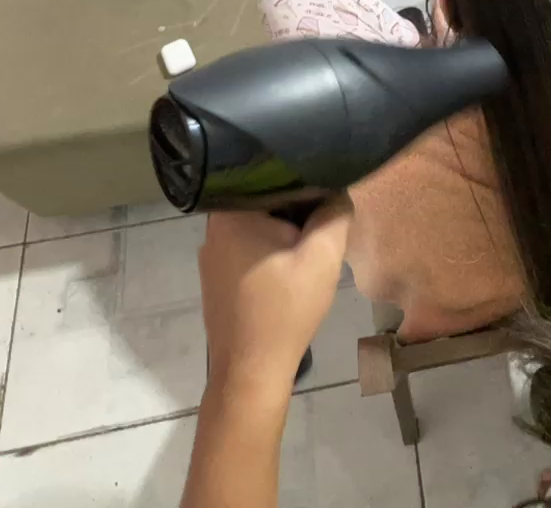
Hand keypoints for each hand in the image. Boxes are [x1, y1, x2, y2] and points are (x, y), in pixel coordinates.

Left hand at [197, 197, 352, 389]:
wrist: (250, 374)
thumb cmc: (285, 310)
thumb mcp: (323, 256)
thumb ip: (336, 212)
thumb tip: (338, 191)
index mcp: (232, 211)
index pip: (275, 175)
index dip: (308, 182)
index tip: (329, 197)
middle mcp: (214, 226)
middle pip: (268, 200)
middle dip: (299, 210)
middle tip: (325, 223)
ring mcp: (212, 254)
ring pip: (260, 224)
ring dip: (286, 232)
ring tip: (310, 245)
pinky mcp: (216, 277)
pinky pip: (250, 246)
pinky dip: (272, 250)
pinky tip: (290, 270)